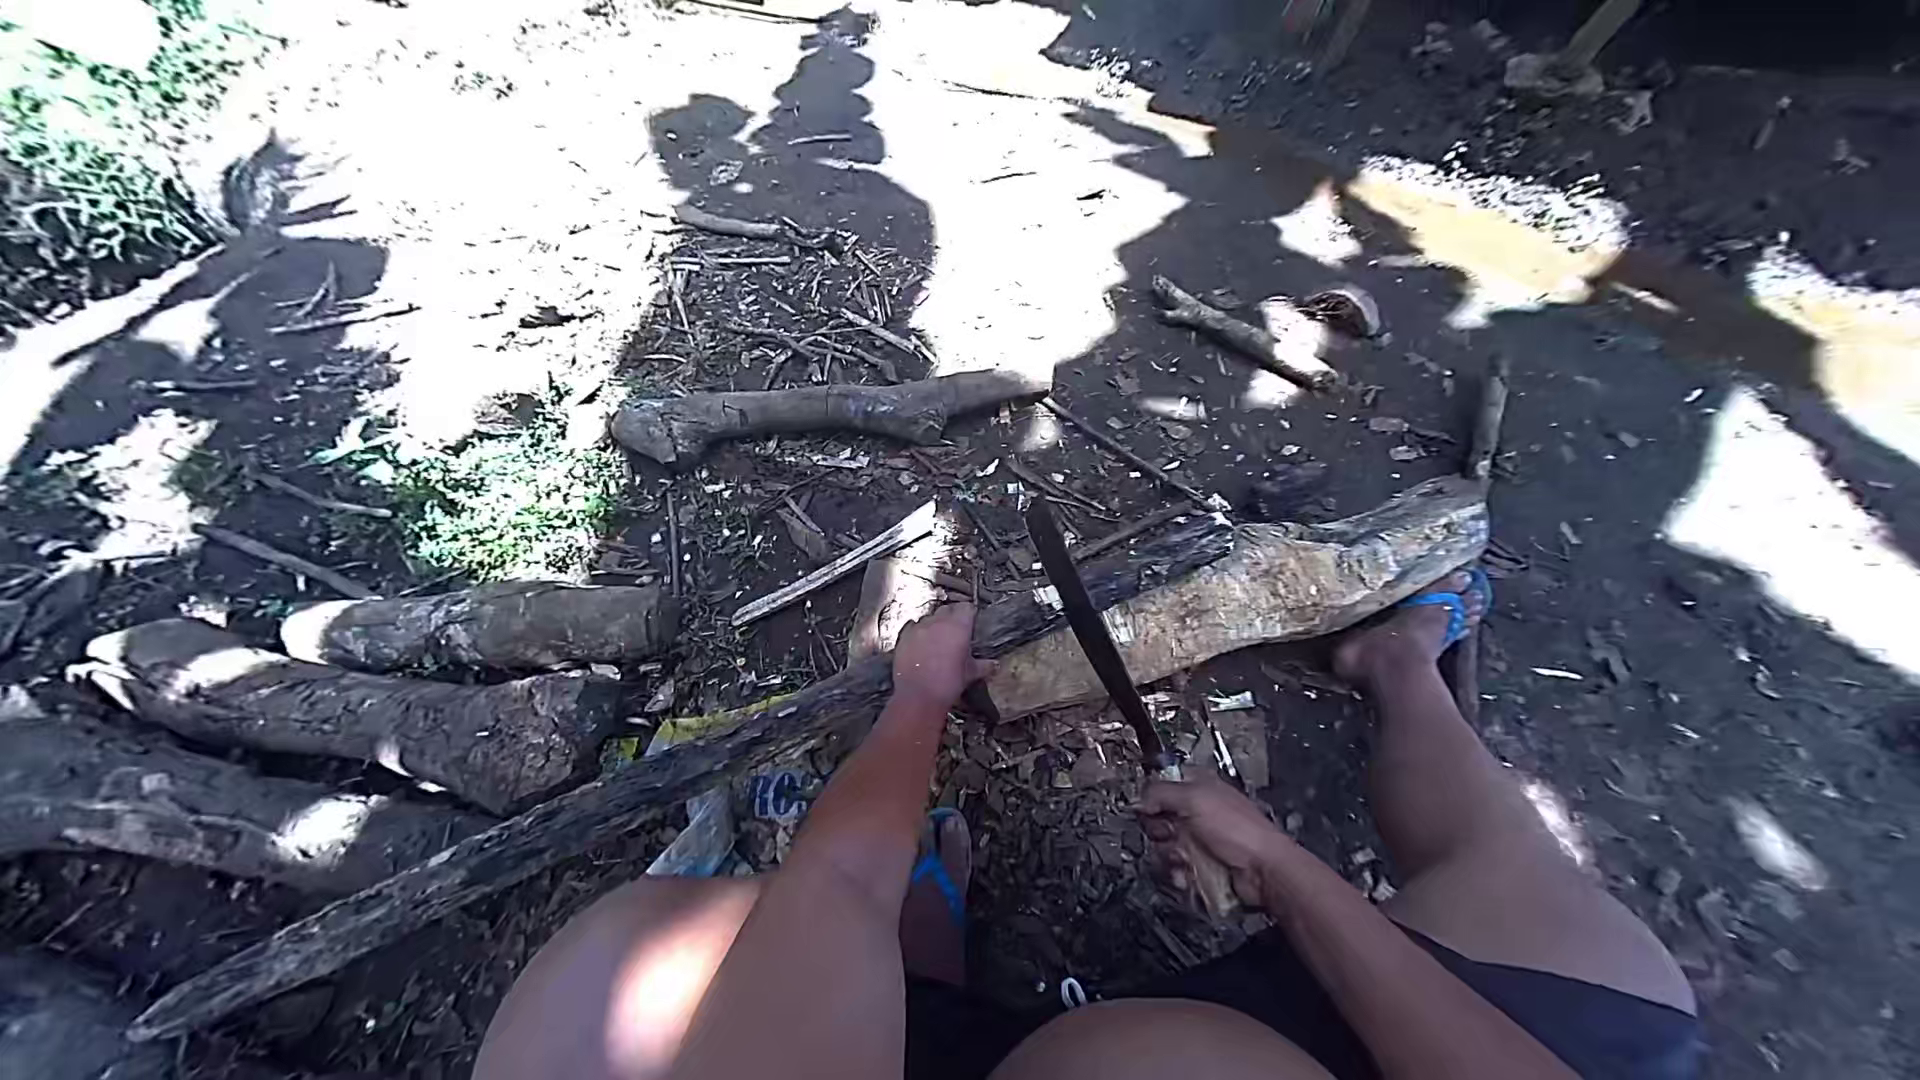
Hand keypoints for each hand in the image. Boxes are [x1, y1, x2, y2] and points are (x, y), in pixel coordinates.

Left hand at [890, 603, 992, 709]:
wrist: (918, 696)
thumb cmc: (948, 683)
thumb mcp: (969, 674)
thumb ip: (983, 666)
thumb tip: (994, 665)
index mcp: (958, 626)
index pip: (967, 608)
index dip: (970, 614)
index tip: (972, 621)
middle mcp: (938, 621)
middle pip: (948, 609)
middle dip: (953, 616)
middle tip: (957, 630)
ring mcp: (918, 627)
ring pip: (929, 617)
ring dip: (935, 624)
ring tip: (939, 638)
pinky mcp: (903, 636)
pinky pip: (913, 627)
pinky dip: (919, 632)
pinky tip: (921, 643)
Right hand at [1139, 771, 1294, 908]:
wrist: (1265, 872)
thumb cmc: (1238, 829)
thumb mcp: (1194, 797)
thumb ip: (1159, 792)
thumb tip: (1139, 801)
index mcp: (1197, 786)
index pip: (1160, 785)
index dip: (1152, 798)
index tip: (1151, 809)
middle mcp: (1196, 810)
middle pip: (1157, 818)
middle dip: (1160, 831)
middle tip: (1173, 834)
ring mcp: (1198, 839)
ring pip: (1163, 845)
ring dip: (1170, 855)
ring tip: (1187, 859)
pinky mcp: (1200, 864)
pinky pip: (1174, 867)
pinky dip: (1178, 873)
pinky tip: (1189, 874)